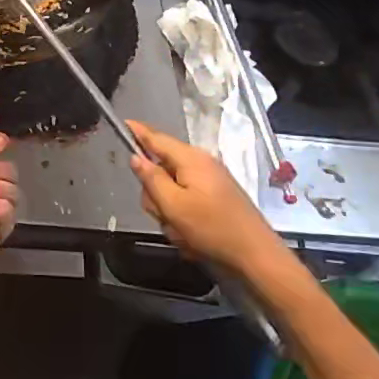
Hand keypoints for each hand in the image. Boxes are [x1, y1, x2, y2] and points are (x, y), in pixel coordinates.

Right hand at [128, 120, 259, 267]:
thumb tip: (136, 157)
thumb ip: (151, 179)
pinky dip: (181, 216)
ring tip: (180, 229)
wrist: (255, 254)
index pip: (157, 139)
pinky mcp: (215, 196)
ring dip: (168, 209)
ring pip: (171, 188)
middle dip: (155, 193)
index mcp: (190, 159)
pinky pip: (185, 200)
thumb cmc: (212, 228)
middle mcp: (200, 164)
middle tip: (163, 213)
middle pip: (161, 168)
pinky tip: (189, 235)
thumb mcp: (173, 205)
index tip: (123, 123)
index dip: (138, 132)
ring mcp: (209, 180)